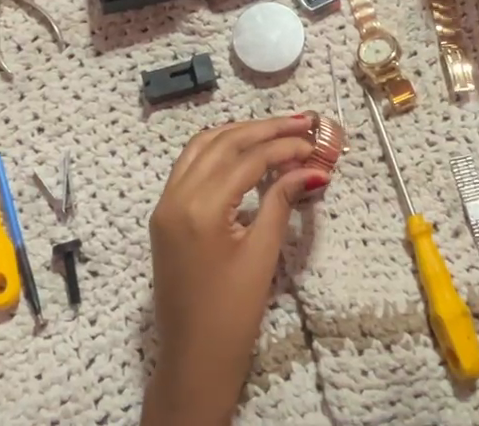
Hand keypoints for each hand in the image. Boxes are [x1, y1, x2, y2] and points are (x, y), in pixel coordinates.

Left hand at [143, 116, 324, 425]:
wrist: (192, 357)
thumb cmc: (232, 313)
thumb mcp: (262, 254)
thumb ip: (282, 201)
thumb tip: (314, 168)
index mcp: (200, 208)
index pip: (247, 159)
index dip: (284, 146)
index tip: (314, 142)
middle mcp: (175, 196)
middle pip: (223, 143)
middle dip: (264, 129)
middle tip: (300, 121)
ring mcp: (165, 203)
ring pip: (202, 146)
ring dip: (238, 132)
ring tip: (275, 129)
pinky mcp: (164, 212)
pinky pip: (189, 164)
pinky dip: (216, 149)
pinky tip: (243, 149)